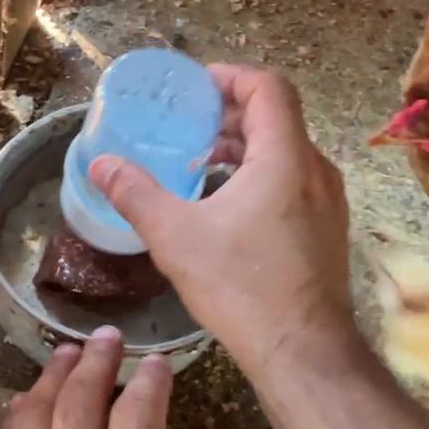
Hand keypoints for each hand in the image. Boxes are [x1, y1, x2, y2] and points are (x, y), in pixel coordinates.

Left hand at [0, 327, 247, 428]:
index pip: (138, 416)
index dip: (150, 382)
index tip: (159, 363)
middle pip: (78, 401)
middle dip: (98, 362)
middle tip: (110, 337)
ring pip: (32, 417)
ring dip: (52, 377)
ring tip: (68, 353)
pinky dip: (14, 418)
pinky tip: (23, 401)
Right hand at [90, 64, 354, 364]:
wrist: (303, 351)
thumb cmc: (242, 287)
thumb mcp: (176, 237)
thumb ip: (135, 193)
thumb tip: (101, 165)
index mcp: (285, 158)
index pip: (268, 87)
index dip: (231, 77)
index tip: (194, 89)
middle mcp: (315, 170)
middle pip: (276, 117)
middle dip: (229, 113)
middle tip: (187, 124)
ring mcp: (327, 200)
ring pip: (285, 150)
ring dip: (243, 146)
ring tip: (200, 161)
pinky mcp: (326, 228)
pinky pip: (293, 179)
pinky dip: (259, 173)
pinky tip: (225, 203)